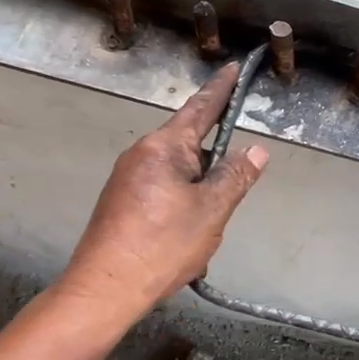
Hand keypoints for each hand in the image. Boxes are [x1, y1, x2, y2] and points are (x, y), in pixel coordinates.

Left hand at [58, 64, 268, 317]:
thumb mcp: (211, 210)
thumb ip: (236, 176)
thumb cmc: (161, 245)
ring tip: (204, 231)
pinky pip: (165, 194)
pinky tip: (187, 240)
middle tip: (230, 191)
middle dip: (215, 167)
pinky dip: (184, 210)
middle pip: (191, 146)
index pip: (200, 108)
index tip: (232, 69)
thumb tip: (255, 151)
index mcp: (164, 148)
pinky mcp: (123, 204)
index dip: (221, 89)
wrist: (103, 291)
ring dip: (200, 196)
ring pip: (181, 176)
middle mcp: (141, 156)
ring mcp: (128, 180)